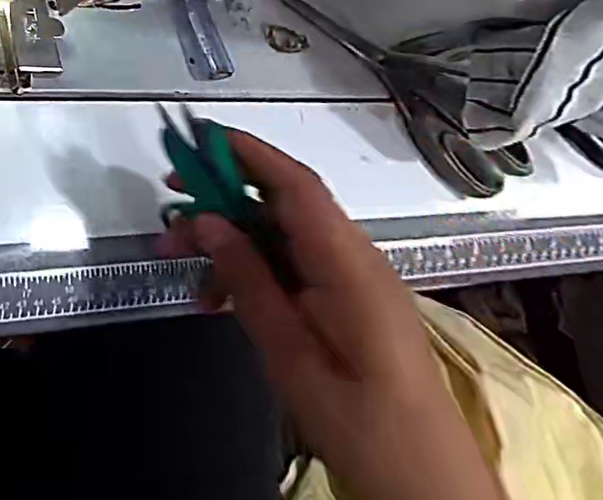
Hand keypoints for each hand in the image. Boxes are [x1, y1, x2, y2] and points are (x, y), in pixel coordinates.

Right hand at [161, 130, 504, 499]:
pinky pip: (287, 264)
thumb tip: (207, 222)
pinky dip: (247, 269)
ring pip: (276, 234)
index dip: (247, 152)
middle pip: (279, 204)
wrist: (431, 491)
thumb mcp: (292, 355)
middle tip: (171, 199)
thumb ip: (248, 281)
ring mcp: (350, 279)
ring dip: (226, 239)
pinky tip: (213, 294)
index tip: (199, 137)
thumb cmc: (368, 430)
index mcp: (350, 267)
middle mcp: (354, 260)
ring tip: (179, 255)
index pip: (296, 186)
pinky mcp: (343, 299)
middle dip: (220, 196)